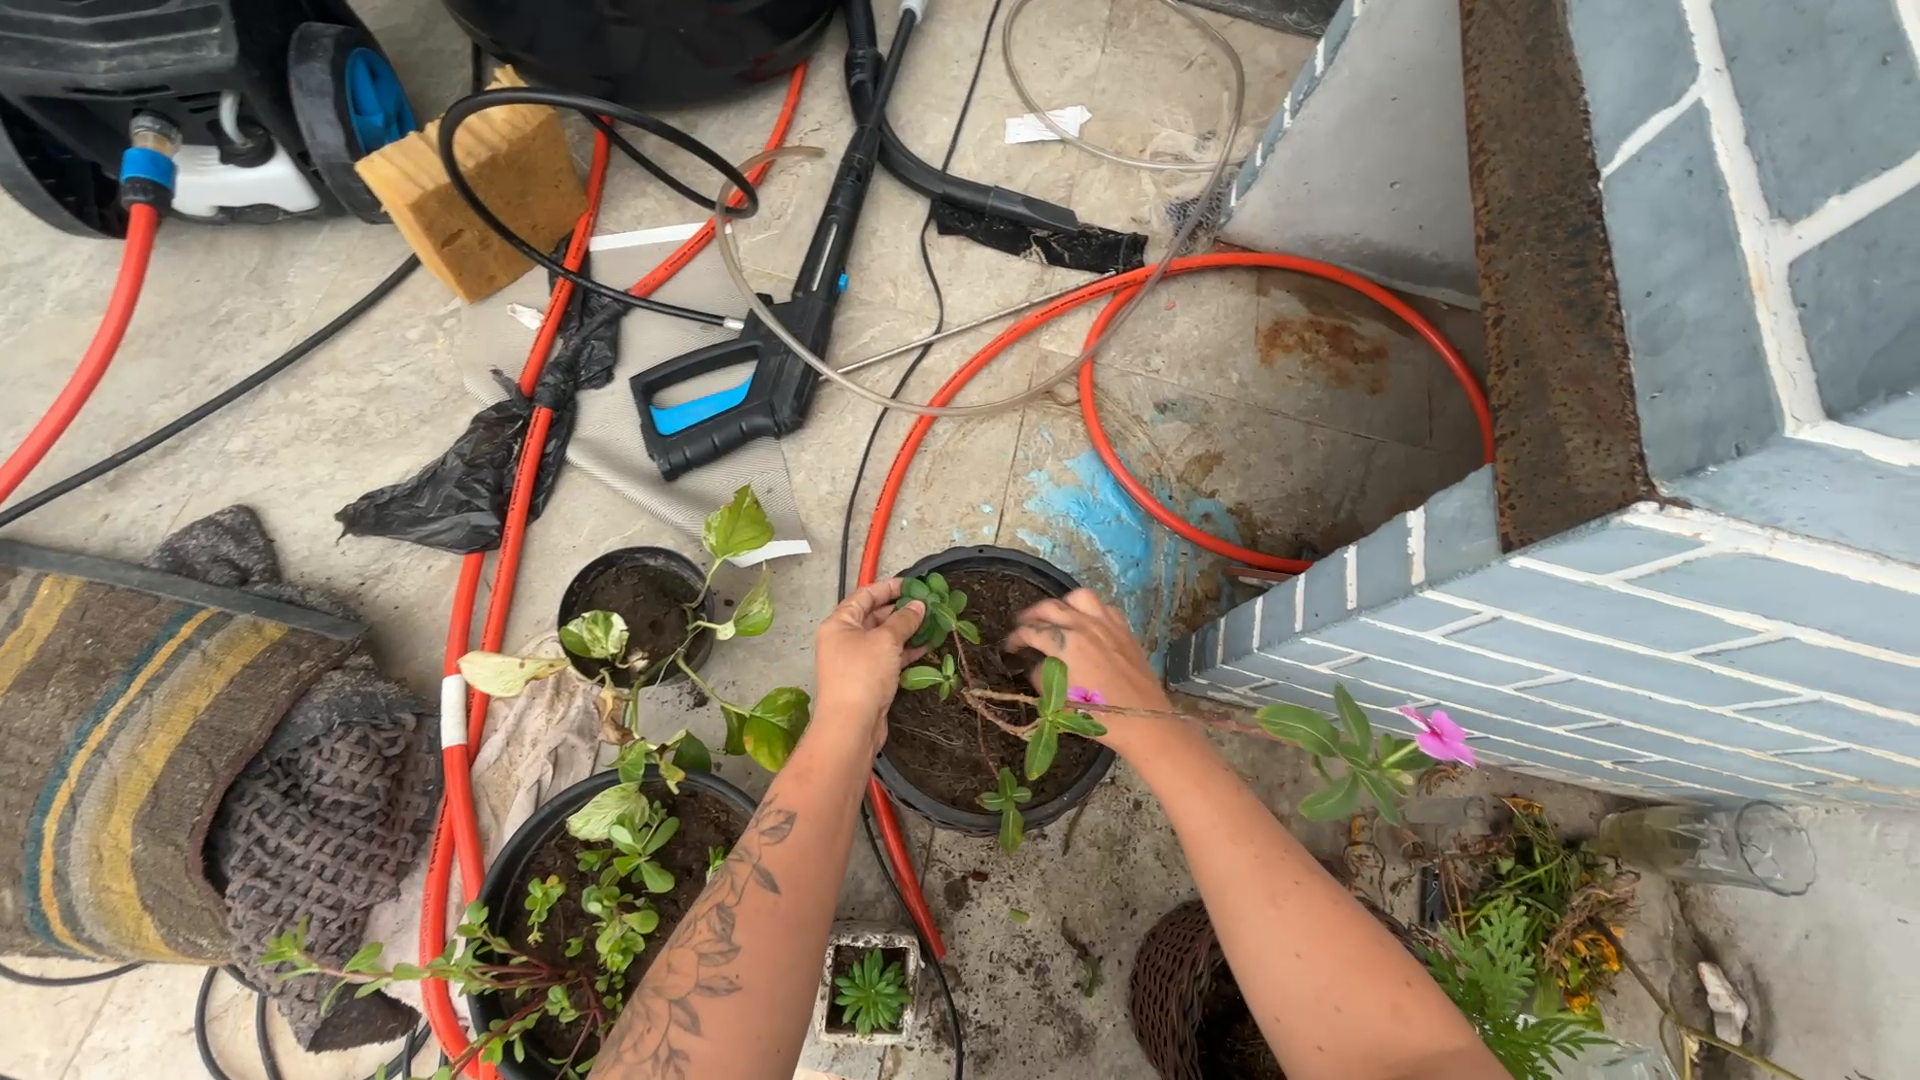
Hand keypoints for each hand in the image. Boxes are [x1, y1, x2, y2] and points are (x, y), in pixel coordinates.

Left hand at [813, 578, 925, 754]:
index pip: (864, 596)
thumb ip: (904, 620)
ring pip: (884, 638)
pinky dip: (906, 650)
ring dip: (907, 630)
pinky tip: (926, 645)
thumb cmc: (862, 675)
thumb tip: (918, 605)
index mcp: (839, 623)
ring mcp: (856, 660)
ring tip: (932, 622)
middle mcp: (844, 639)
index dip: (888, 588)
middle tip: (928, 603)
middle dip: (901, 610)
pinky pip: (889, 657)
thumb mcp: (886, 640)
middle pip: (874, 616)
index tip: (913, 583)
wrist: (851, 725)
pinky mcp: (869, 678)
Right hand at [1005, 589, 1183, 754]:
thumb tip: (1036, 665)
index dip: (1015, 637)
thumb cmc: (1098, 715)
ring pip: (1078, 597)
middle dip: (1031, 615)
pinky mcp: (1124, 630)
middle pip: (1050, 608)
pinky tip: (1086, 622)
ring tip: (1056, 617)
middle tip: (1023, 625)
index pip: (1032, 631)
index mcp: (1065, 644)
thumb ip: (1041, 677)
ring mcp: (1107, 625)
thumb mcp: (1059, 701)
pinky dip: (1089, 610)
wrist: (1143, 720)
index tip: (1009, 646)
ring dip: (1062, 604)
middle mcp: (1084, 626)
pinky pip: (1103, 608)